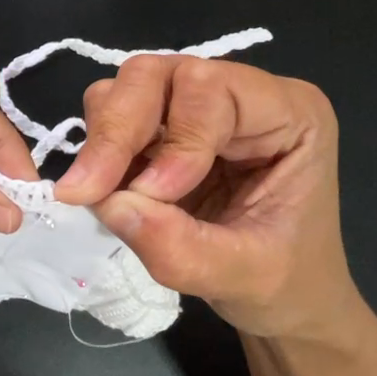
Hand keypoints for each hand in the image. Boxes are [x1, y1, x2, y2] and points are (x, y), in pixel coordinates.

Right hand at [53, 55, 357, 338]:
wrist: (285, 300)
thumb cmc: (285, 284)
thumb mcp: (244, 276)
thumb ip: (181, 247)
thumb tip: (110, 205)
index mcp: (289, 114)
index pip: (210, 88)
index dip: (175, 138)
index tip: (153, 195)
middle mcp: (240, 95)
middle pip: (155, 75)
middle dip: (118, 131)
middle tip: (86, 191)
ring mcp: (193, 108)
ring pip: (125, 89)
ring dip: (103, 140)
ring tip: (96, 193)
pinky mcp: (161, 129)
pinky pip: (112, 117)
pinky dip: (97, 154)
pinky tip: (104, 192)